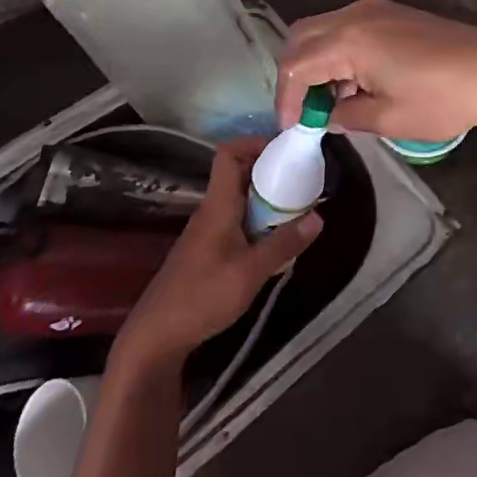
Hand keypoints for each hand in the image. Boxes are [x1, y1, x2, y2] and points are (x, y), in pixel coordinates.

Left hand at [113, 139, 321, 366]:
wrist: (158, 334)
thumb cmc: (203, 296)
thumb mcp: (251, 272)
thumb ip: (284, 243)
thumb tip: (319, 216)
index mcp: (218, 205)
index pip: (228, 154)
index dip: (254, 143)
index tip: (285, 149)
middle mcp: (211, 210)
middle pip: (238, 173)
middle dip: (269, 171)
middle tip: (302, 179)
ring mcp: (208, 230)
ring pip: (239, 199)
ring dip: (266, 198)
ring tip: (297, 207)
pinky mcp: (208, 250)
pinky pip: (237, 220)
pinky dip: (258, 220)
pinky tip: (276, 239)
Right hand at [275, 0, 476, 139]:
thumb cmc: (443, 99)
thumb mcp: (388, 119)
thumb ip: (346, 115)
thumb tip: (328, 115)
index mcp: (348, 40)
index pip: (295, 66)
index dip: (287, 99)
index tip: (293, 128)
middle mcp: (354, 15)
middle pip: (300, 37)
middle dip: (292, 74)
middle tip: (303, 110)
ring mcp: (374, 9)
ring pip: (322, 29)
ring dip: (315, 62)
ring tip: (330, 102)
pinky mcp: (391, 12)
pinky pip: (346, 28)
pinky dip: (337, 53)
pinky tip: (355, 82)